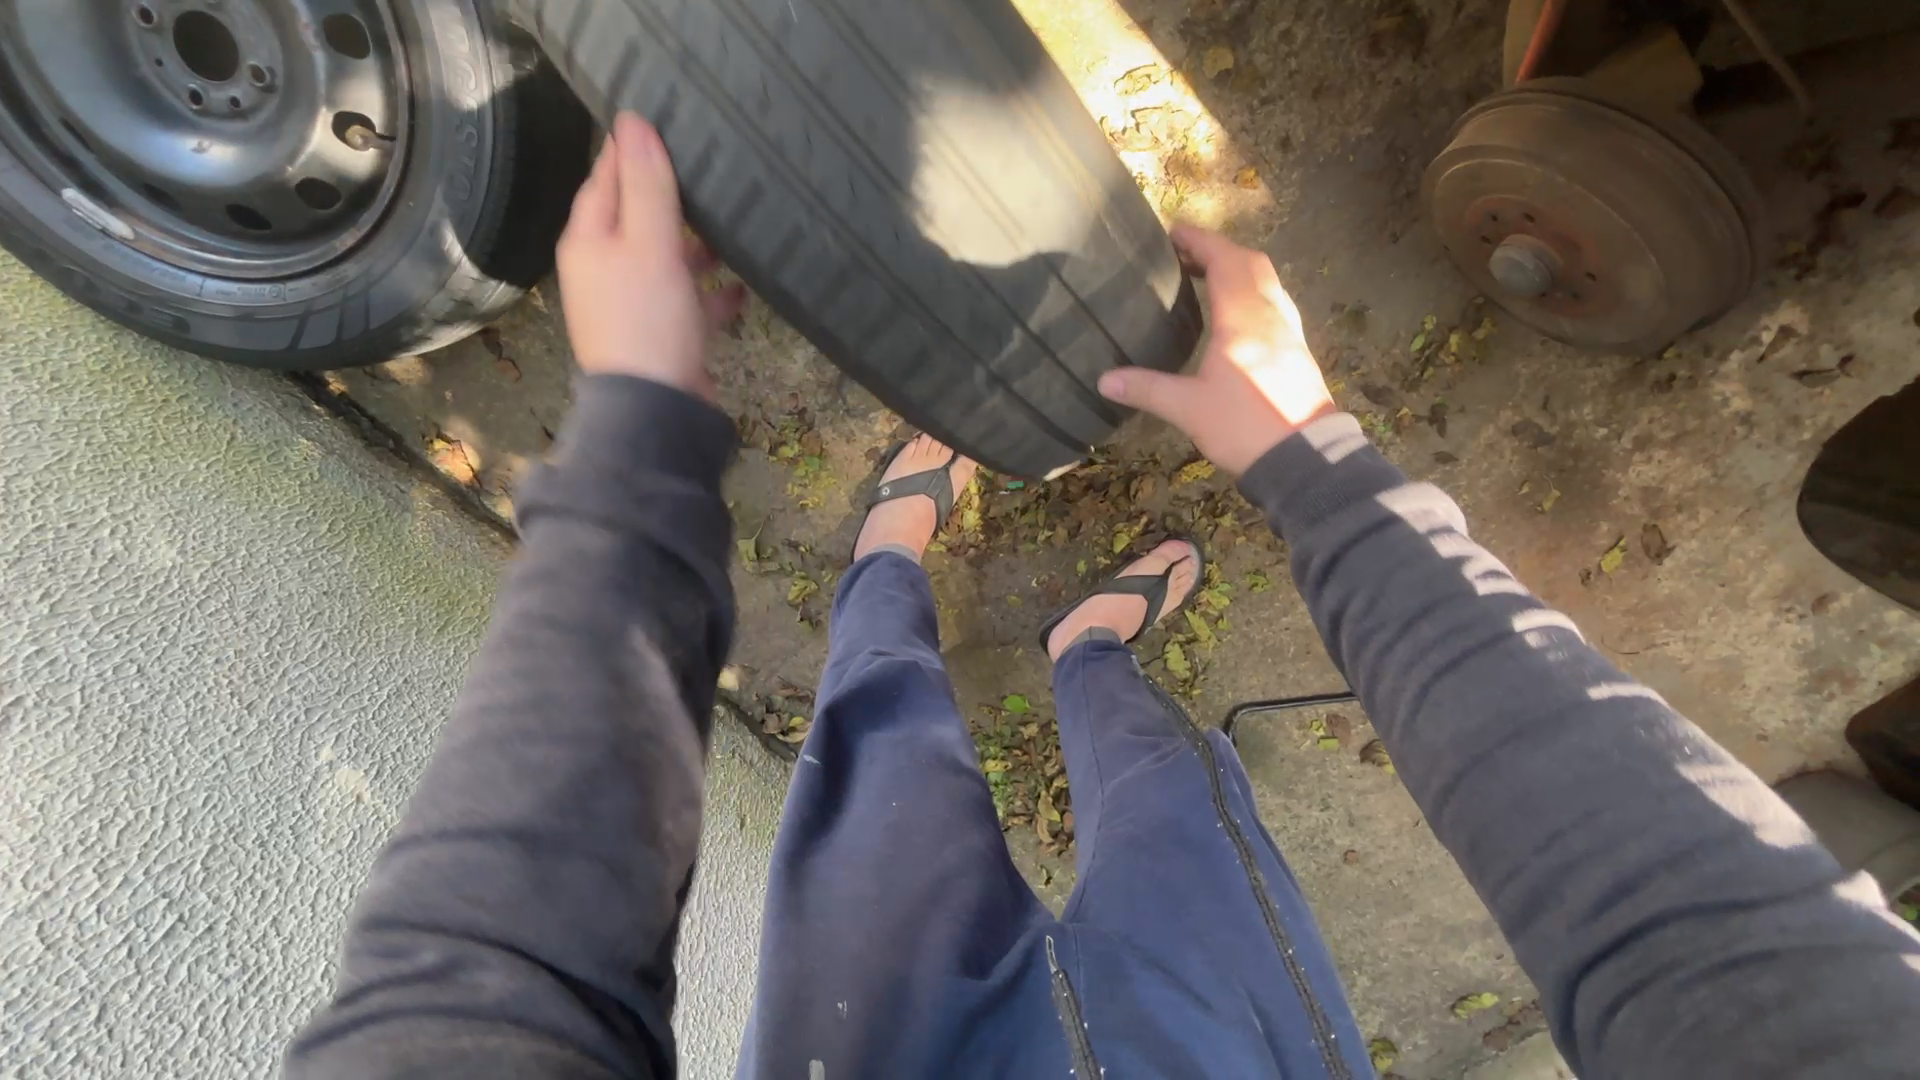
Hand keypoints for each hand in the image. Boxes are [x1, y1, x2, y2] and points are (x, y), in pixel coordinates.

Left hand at [556, 112, 745, 399]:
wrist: (655, 408)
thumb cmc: (647, 320)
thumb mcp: (650, 246)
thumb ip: (648, 188)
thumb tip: (634, 122)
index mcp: (590, 242)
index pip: (606, 180)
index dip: (630, 152)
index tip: (661, 123)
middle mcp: (606, 271)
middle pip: (637, 220)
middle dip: (671, 199)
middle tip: (708, 172)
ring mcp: (635, 306)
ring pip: (666, 261)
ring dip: (696, 247)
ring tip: (731, 230)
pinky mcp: (664, 335)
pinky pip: (689, 302)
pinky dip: (711, 293)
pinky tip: (741, 288)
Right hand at [1097, 225, 1335, 474]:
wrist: (1303, 456)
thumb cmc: (1244, 424)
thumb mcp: (1187, 408)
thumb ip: (1146, 389)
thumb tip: (1104, 380)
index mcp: (1243, 318)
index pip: (1223, 261)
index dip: (1199, 242)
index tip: (1173, 232)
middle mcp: (1270, 315)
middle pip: (1250, 264)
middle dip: (1219, 250)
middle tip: (1186, 255)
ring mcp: (1288, 332)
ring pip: (1267, 283)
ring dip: (1239, 270)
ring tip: (1208, 278)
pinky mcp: (1296, 351)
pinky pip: (1273, 305)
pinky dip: (1252, 294)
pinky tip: (1236, 316)